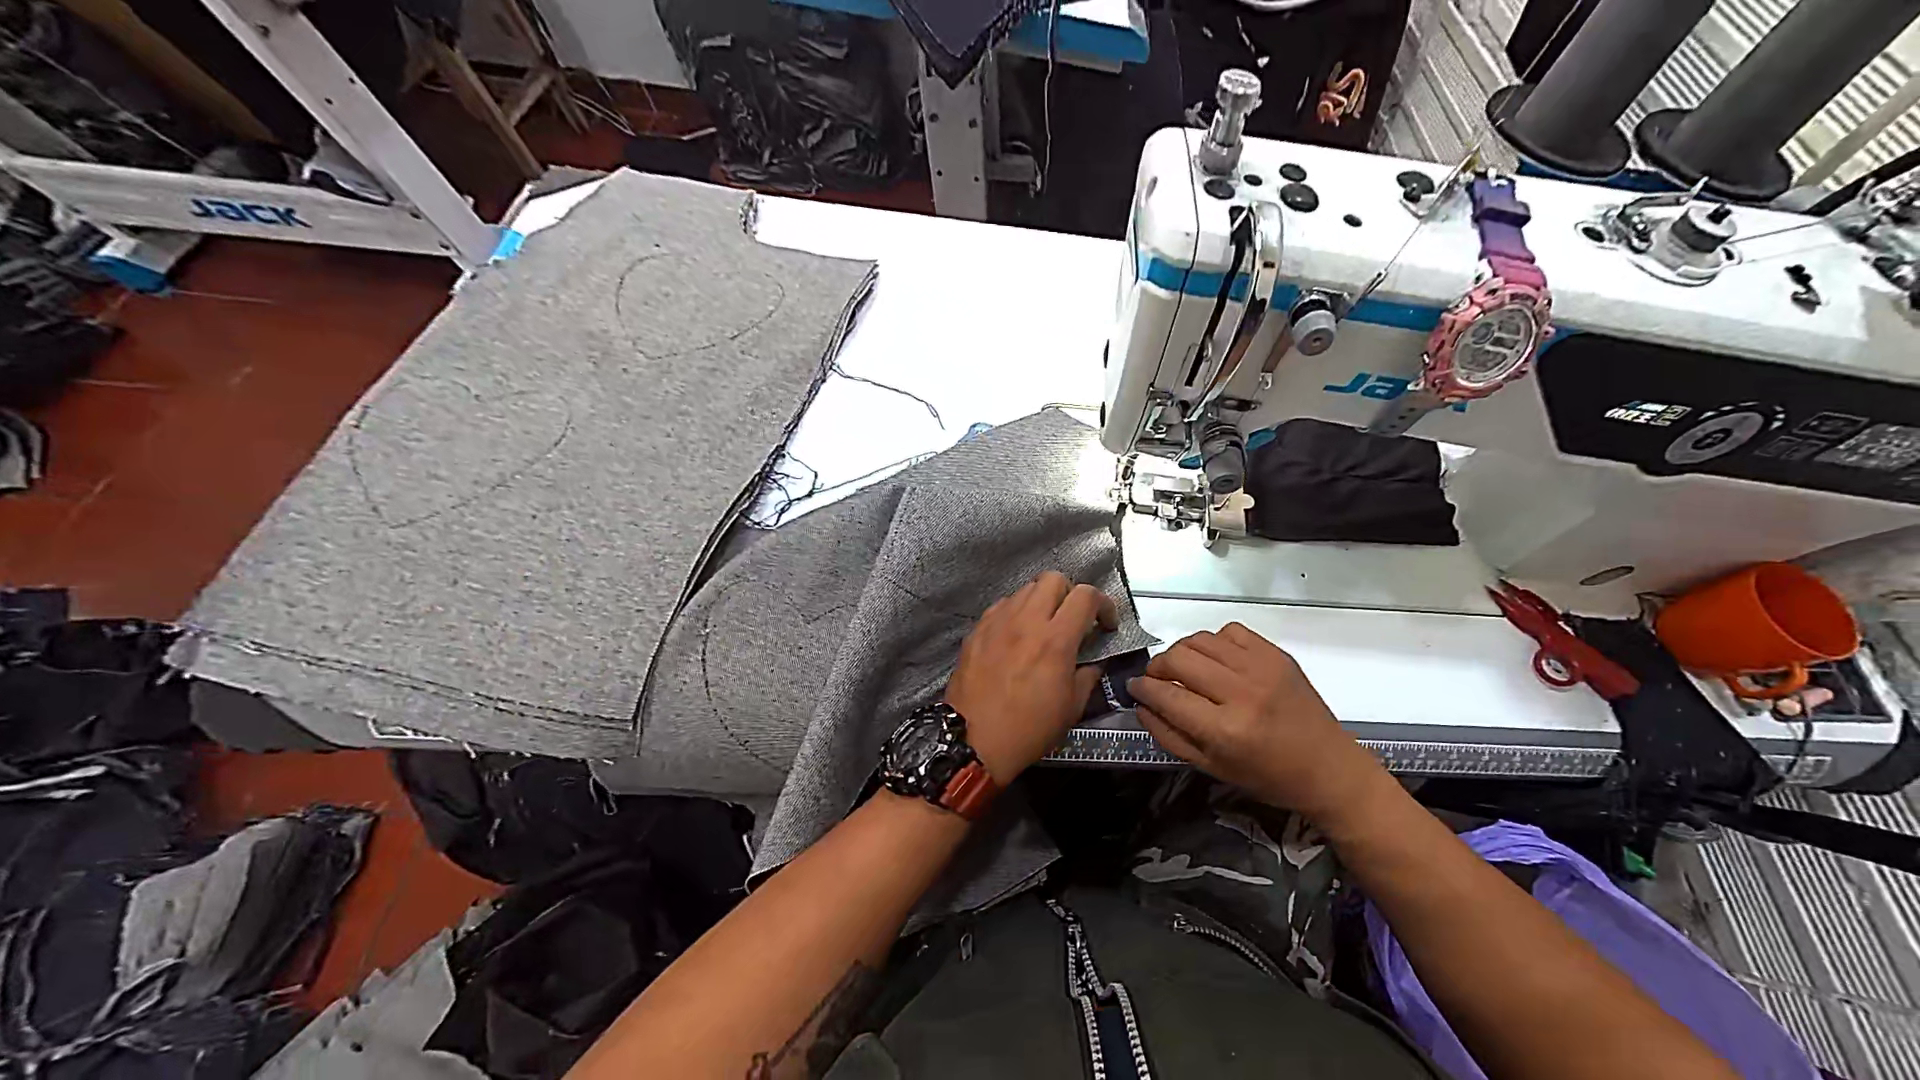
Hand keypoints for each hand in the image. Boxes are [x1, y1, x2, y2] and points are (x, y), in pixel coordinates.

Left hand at [944, 572, 1118, 782]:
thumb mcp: (1072, 708)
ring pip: (1026, 589)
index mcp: (1055, 640)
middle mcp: (1025, 621)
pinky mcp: (977, 630)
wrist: (974, 739)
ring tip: (1044, 626)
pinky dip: (1016, 612)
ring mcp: (997, 622)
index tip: (1105, 624)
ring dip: (1042, 601)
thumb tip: (1094, 660)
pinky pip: (1002, 606)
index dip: (1104, 604)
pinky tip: (1018, 635)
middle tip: (1073, 619)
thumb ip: (1088, 674)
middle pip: (1054, 579)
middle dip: (1071, 593)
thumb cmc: (1028, 729)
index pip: (1086, 596)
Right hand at [1128, 623, 1390, 825]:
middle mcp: (1242, 693)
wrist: (1330, 769)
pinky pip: (1230, 631)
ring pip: (1200, 640)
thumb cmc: (1268, 777)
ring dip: (1182, 652)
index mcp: (1225, 730)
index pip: (1166, 695)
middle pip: (1178, 659)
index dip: (1142, 689)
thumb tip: (1141, 705)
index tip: (1135, 688)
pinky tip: (1217, 660)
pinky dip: (1214, 642)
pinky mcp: (1277, 655)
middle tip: (1157, 678)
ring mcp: (1262, 669)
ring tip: (1184, 668)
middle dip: (1157, 667)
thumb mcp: (1211, 768)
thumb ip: (1169, 736)